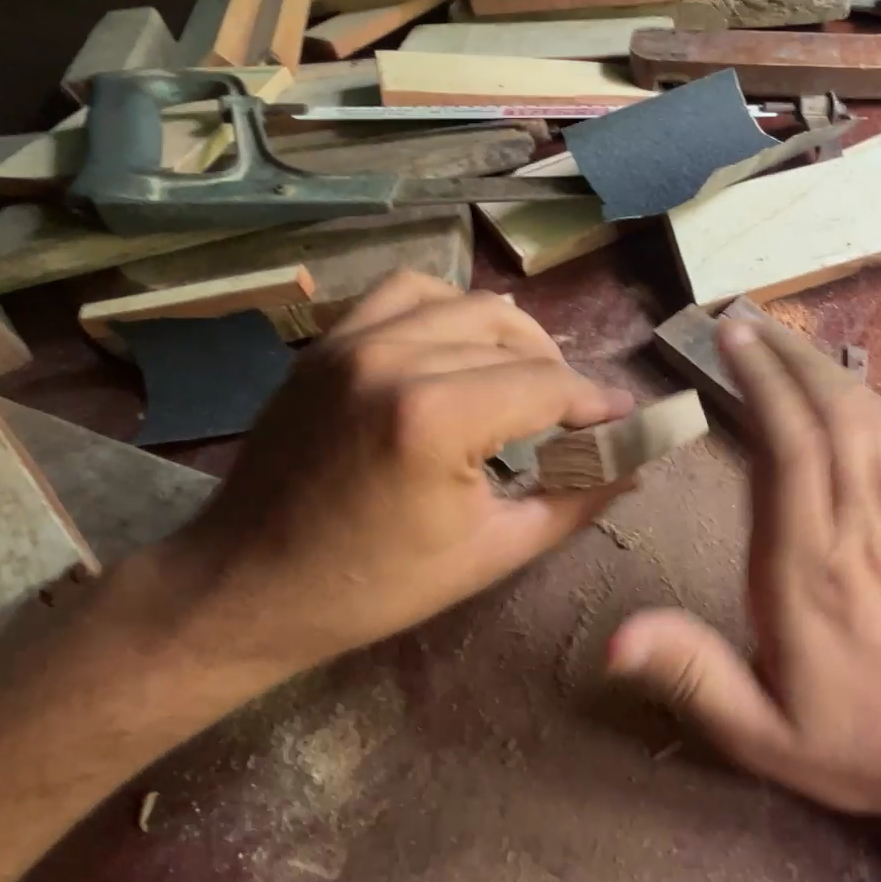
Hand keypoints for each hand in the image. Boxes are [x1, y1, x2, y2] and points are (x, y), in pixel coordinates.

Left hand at [170, 271, 635, 673]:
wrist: (244, 588)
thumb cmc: (374, 586)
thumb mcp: (491, 552)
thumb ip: (574, 503)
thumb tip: (636, 470)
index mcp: (436, 419)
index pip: (549, 386)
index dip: (598, 401)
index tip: (625, 416)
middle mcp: (397, 360)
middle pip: (517, 342)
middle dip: (562, 376)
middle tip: (576, 416)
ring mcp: (355, 342)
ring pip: (470, 306)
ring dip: (514, 338)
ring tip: (526, 376)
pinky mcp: (330, 343)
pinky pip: (409, 293)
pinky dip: (450, 310)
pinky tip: (460, 346)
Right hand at [605, 319, 880, 818]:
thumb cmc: (859, 741)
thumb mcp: (762, 734)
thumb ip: (694, 677)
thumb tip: (615, 640)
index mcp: (805, 570)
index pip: (788, 451)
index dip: (762, 384)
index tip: (733, 341)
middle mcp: (854, 528)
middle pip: (828, 416)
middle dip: (786, 358)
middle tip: (747, 320)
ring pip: (866, 419)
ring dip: (824, 368)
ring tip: (785, 336)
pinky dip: (865, 400)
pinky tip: (842, 385)